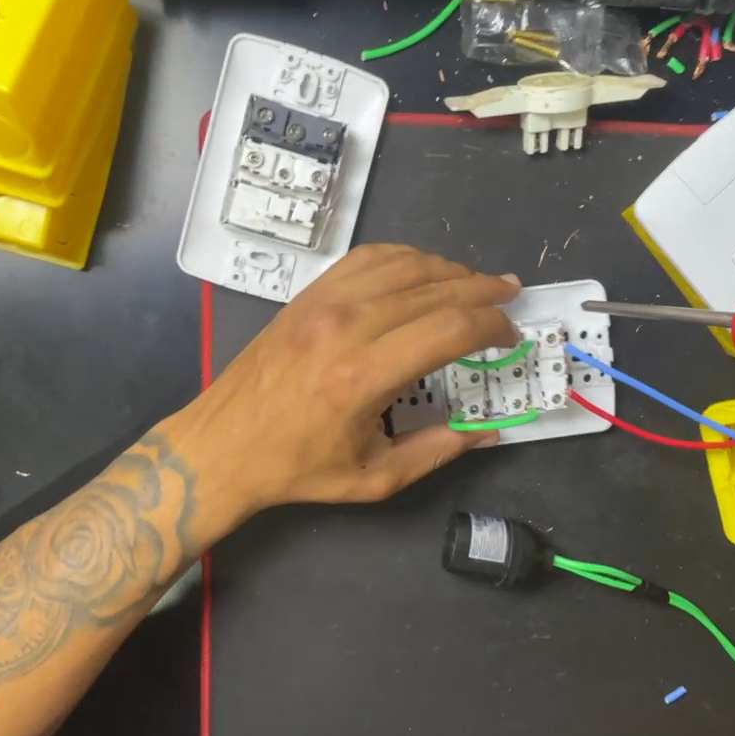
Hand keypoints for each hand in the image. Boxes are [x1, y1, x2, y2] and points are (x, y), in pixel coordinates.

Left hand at [170, 245, 519, 518]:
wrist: (224, 444)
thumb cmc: (297, 468)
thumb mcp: (373, 478)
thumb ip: (435, 452)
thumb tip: (487, 432)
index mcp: (364, 376)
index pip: (449, 329)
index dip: (491, 326)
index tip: (509, 334)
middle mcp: (346, 327)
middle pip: (434, 289)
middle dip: (482, 290)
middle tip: (510, 294)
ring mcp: (323, 303)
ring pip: (402, 264)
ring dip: (447, 268)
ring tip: (476, 282)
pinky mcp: (308, 295)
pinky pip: (366, 259)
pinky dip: (404, 257)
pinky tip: (423, 269)